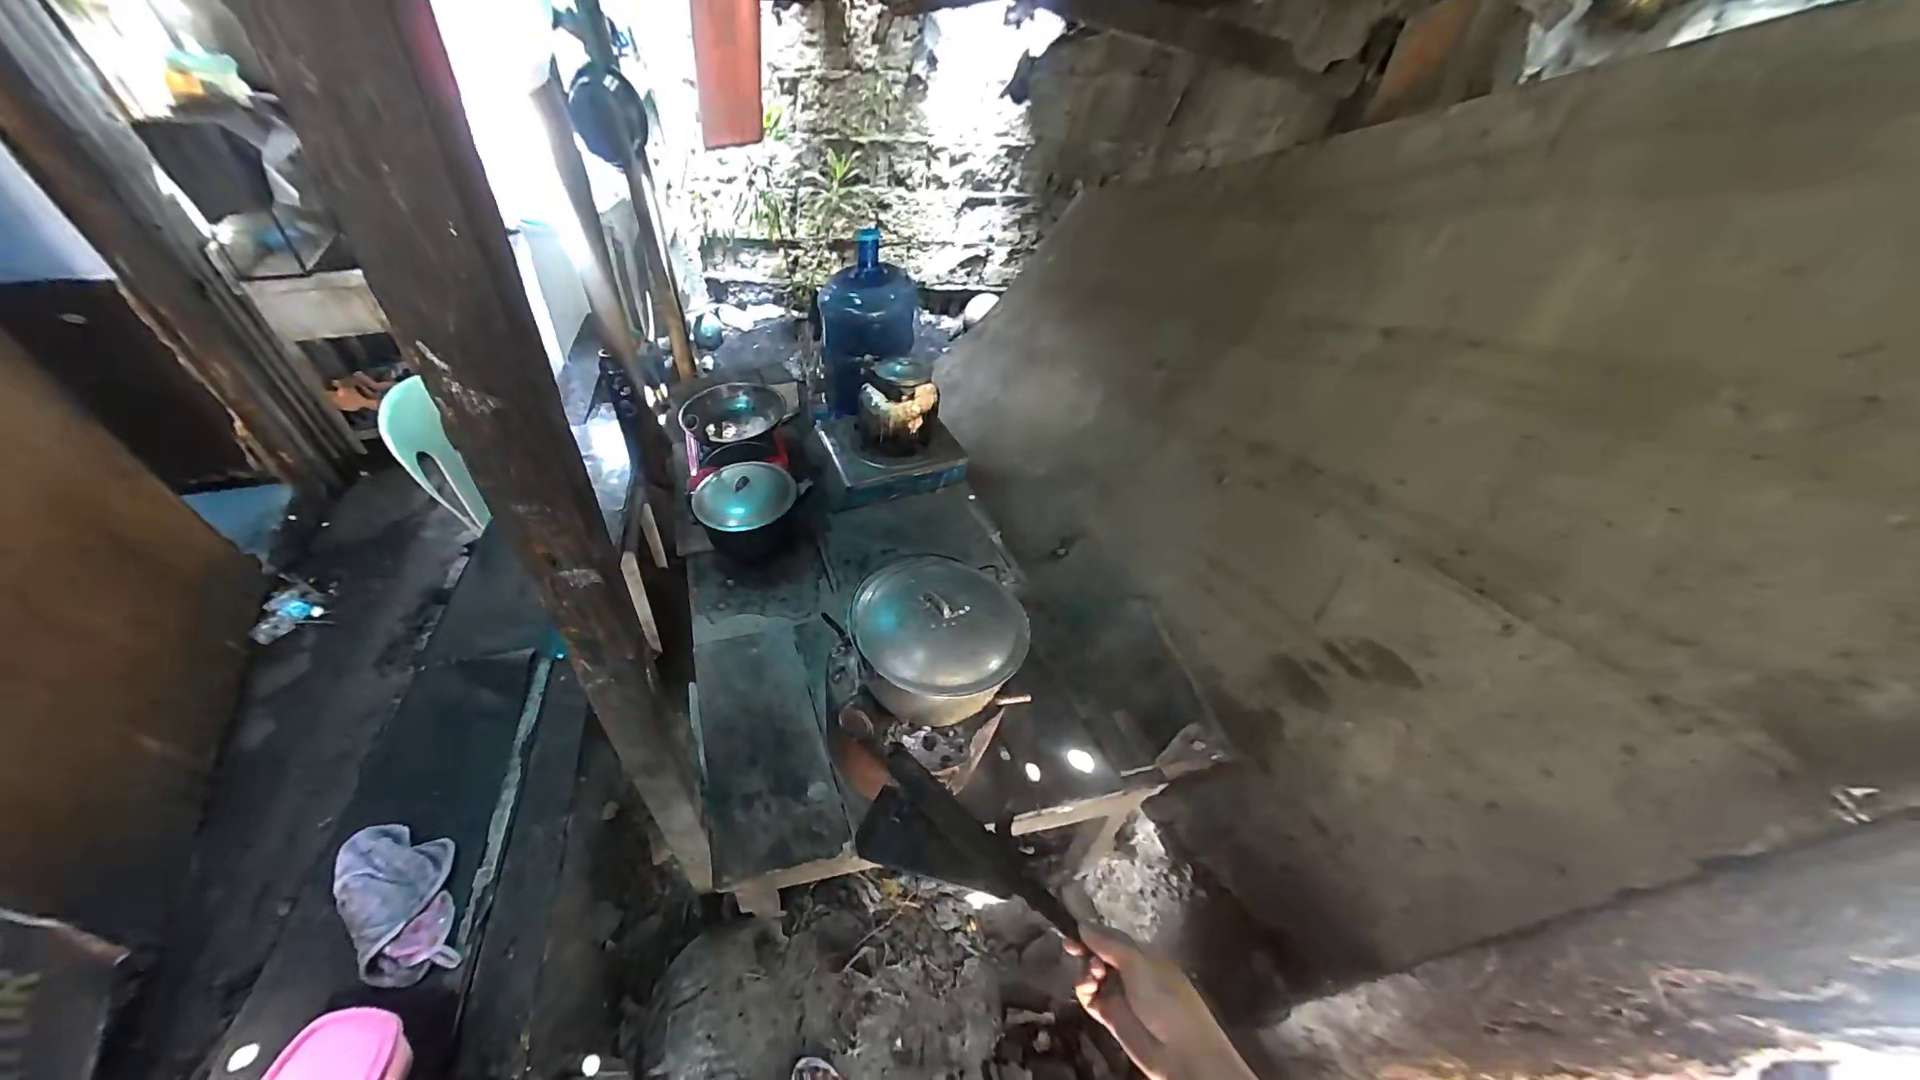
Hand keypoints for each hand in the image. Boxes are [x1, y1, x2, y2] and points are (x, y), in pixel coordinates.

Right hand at [1069, 924, 1257, 1079]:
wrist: (1181, 1053)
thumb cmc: (1166, 998)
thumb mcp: (1139, 963)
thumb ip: (1108, 943)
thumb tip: (1082, 924)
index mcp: (1141, 955)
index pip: (1111, 937)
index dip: (1093, 933)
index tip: (1074, 930)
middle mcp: (1129, 971)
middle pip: (1099, 954)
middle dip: (1086, 949)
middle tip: (1072, 948)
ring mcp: (1119, 994)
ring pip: (1092, 973)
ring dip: (1086, 969)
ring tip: (1092, 974)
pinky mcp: (1110, 1016)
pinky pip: (1090, 997)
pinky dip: (1084, 989)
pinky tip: (1087, 987)